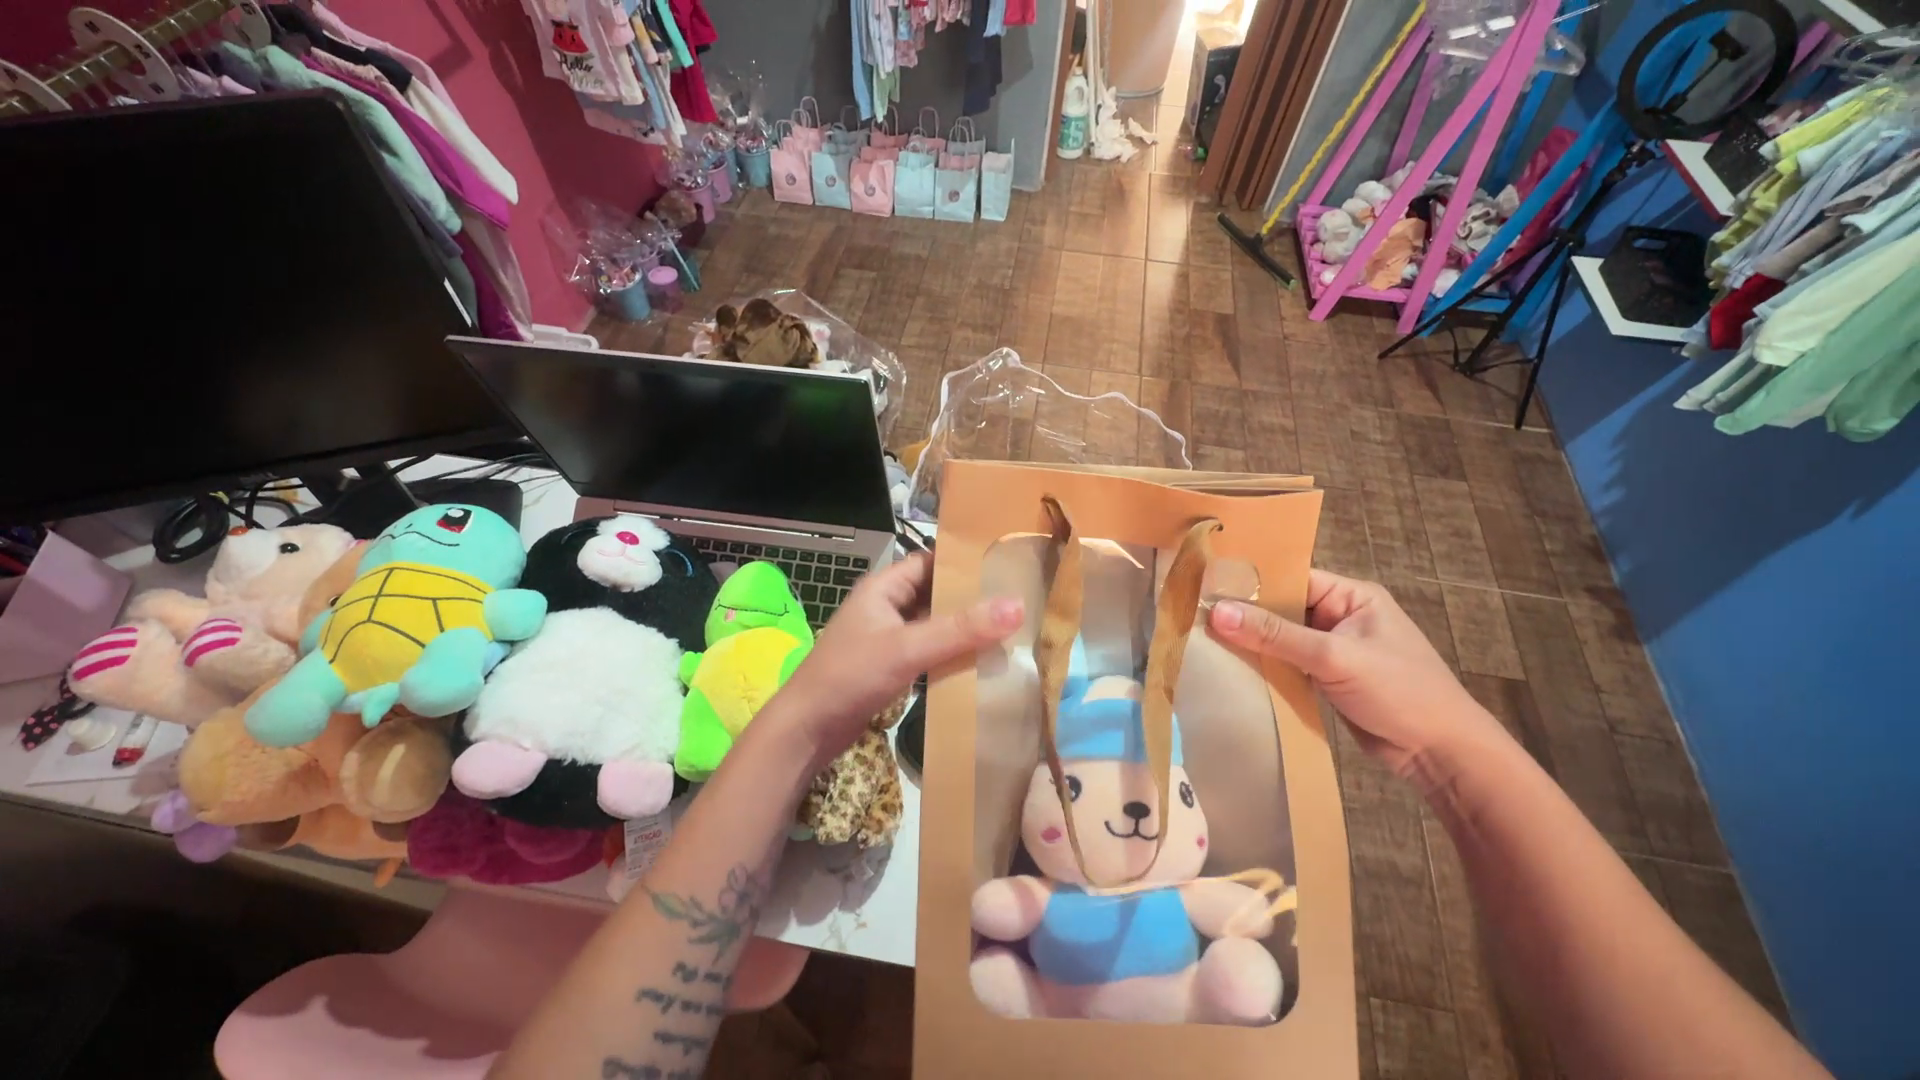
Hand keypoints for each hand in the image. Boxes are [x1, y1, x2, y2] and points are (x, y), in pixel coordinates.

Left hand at [773, 553, 1023, 762]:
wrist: (807, 729)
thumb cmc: (851, 676)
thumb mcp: (908, 648)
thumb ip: (960, 629)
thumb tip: (1017, 605)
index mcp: (883, 588)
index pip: (930, 562)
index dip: (964, 562)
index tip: (1005, 566)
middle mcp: (884, 607)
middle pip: (934, 595)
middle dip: (971, 600)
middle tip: (1017, 601)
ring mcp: (885, 639)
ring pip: (932, 626)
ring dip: (962, 631)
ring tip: (1008, 631)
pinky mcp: (888, 667)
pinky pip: (926, 653)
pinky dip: (949, 656)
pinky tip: (978, 664)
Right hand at [1207, 570, 1509, 784]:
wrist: (1440, 752)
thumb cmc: (1398, 692)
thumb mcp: (1334, 658)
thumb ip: (1275, 634)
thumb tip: (1217, 611)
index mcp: (1352, 596)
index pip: (1292, 578)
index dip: (1252, 583)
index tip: (1206, 588)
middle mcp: (1342, 616)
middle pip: (1284, 608)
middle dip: (1247, 615)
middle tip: (1195, 616)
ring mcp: (1336, 650)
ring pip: (1283, 639)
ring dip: (1254, 644)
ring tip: (1204, 641)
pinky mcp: (1329, 680)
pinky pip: (1289, 664)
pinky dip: (1267, 667)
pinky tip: (1234, 670)